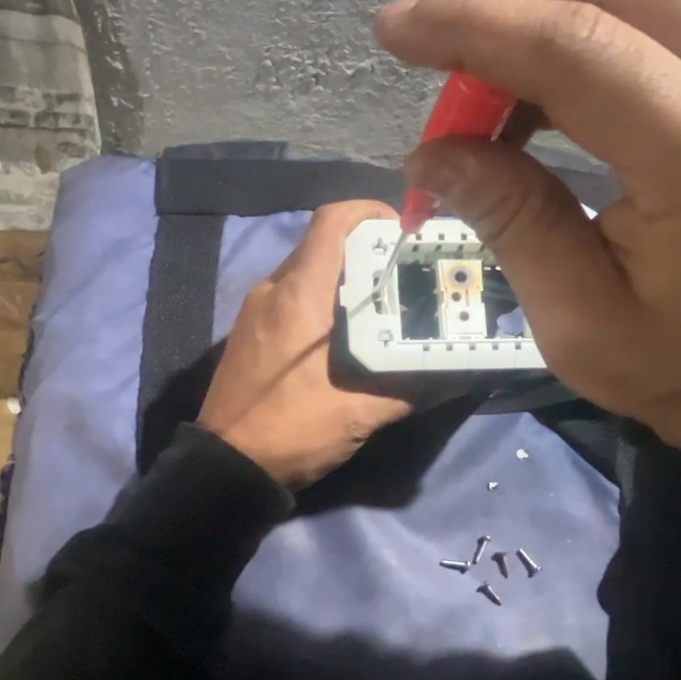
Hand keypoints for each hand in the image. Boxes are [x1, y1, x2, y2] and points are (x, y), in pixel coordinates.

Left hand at [198, 201, 414, 487]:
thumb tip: (456, 379)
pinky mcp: (247, 332)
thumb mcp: (356, 416)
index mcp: (298, 296)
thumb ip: (408, 392)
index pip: (332, 222)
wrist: (224, 467)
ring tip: (379, 307)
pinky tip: (341, 335)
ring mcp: (254, 311)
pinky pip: (287, 296)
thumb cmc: (290, 433)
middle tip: (403, 276)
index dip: (370, 212)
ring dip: (341, 277)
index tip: (402, 232)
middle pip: (322, 244)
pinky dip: (318, 299)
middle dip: (365, 251)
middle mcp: (272, 291)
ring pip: (304, 270)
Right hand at [374, 0, 680, 453]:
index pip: (580, 49)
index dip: (475, 29)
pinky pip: (672, 7)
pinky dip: (596, 40)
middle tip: (473, 105)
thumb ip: (507, 215)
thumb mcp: (570, 315)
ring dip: (555, 26)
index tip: (396, 30)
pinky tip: (561, 109)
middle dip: (522, 17)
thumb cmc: (666, 367)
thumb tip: (430, 149)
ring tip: (510, 116)